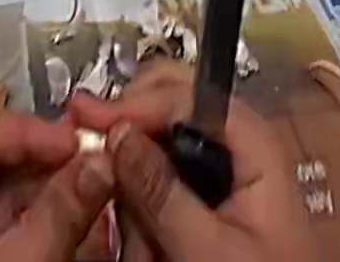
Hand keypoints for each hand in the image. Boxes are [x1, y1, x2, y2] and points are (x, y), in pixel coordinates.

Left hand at [0, 113, 113, 261]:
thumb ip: (54, 215)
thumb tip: (99, 161)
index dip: (29, 132)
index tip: (78, 138)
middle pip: (4, 177)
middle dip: (54, 168)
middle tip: (102, 165)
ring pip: (23, 215)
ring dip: (67, 204)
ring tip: (108, 196)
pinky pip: (33, 248)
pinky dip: (66, 240)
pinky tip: (100, 239)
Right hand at [67, 62, 312, 261]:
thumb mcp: (209, 253)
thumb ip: (162, 192)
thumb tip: (115, 130)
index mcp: (250, 141)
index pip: (182, 93)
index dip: (133, 102)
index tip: (88, 119)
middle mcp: (232, 139)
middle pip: (166, 98)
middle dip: (128, 124)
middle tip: (90, 143)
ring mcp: (217, 164)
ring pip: (155, 132)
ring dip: (132, 167)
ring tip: (126, 211)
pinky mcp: (205, 191)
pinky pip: (158, 169)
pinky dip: (140, 192)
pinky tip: (142, 233)